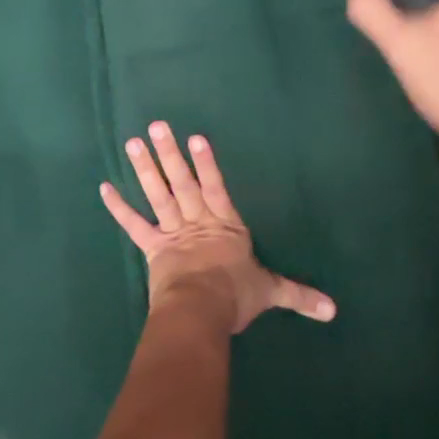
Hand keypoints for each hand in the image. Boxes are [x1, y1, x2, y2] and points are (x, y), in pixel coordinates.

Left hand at [100, 122, 335, 333]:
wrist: (200, 313)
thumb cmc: (235, 297)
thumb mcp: (271, 292)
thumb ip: (299, 295)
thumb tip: (333, 310)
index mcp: (225, 226)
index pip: (216, 188)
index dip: (207, 163)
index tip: (196, 136)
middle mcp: (197, 221)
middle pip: (183, 182)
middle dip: (170, 153)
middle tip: (157, 125)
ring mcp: (172, 232)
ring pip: (158, 194)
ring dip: (146, 167)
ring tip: (133, 142)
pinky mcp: (152, 248)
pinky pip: (134, 225)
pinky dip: (119, 207)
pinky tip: (104, 187)